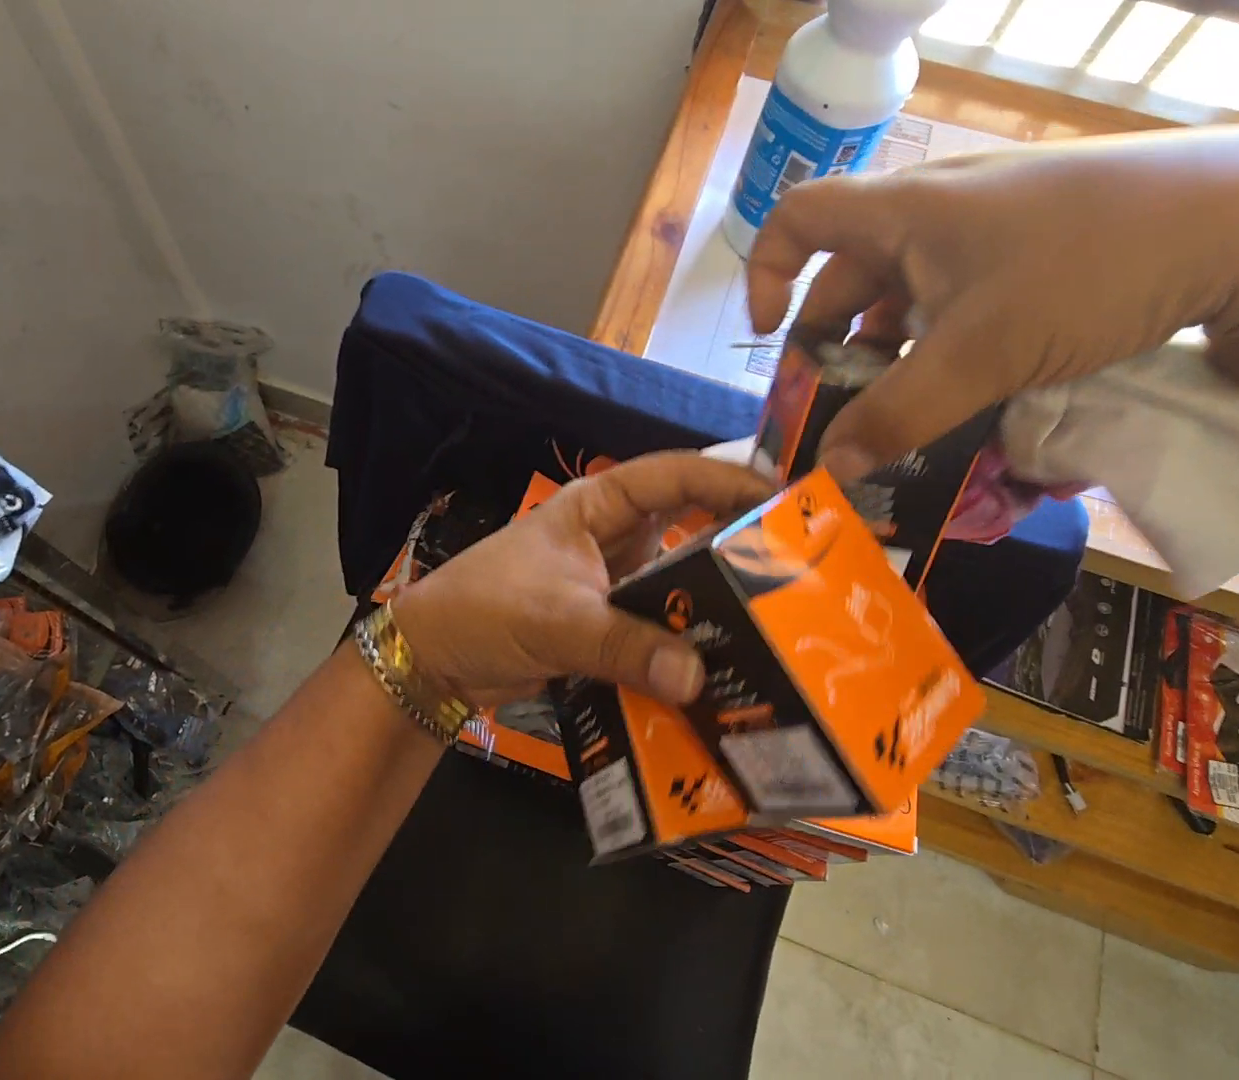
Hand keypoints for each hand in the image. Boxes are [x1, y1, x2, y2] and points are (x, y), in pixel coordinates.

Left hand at [391, 452, 770, 706]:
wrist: (435, 658)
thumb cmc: (484, 609)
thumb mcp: (556, 619)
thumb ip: (625, 645)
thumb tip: (699, 678)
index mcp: (600, 506)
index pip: (675, 476)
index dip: (729, 480)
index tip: (787, 499)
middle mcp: (614, 538)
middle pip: (689, 529)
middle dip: (738, 545)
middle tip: (803, 572)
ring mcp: (613, 583)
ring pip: (679, 582)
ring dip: (716, 602)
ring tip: (781, 626)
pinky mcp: (609, 626)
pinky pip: (660, 627)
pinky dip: (687, 644)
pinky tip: (727, 667)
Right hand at [745, 127, 1238, 480]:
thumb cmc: (1089, 268)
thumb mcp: (980, 354)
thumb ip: (896, 416)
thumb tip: (830, 470)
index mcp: (903, 211)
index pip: (796, 218)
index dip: (765, 273)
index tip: (768, 335)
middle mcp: (934, 211)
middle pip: (847, 275)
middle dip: (830, 344)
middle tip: (836, 405)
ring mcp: (985, 230)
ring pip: (904, 295)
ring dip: (887, 354)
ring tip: (900, 410)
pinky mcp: (1029, 249)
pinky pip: (954, 298)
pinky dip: (938, 343)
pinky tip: (961, 386)